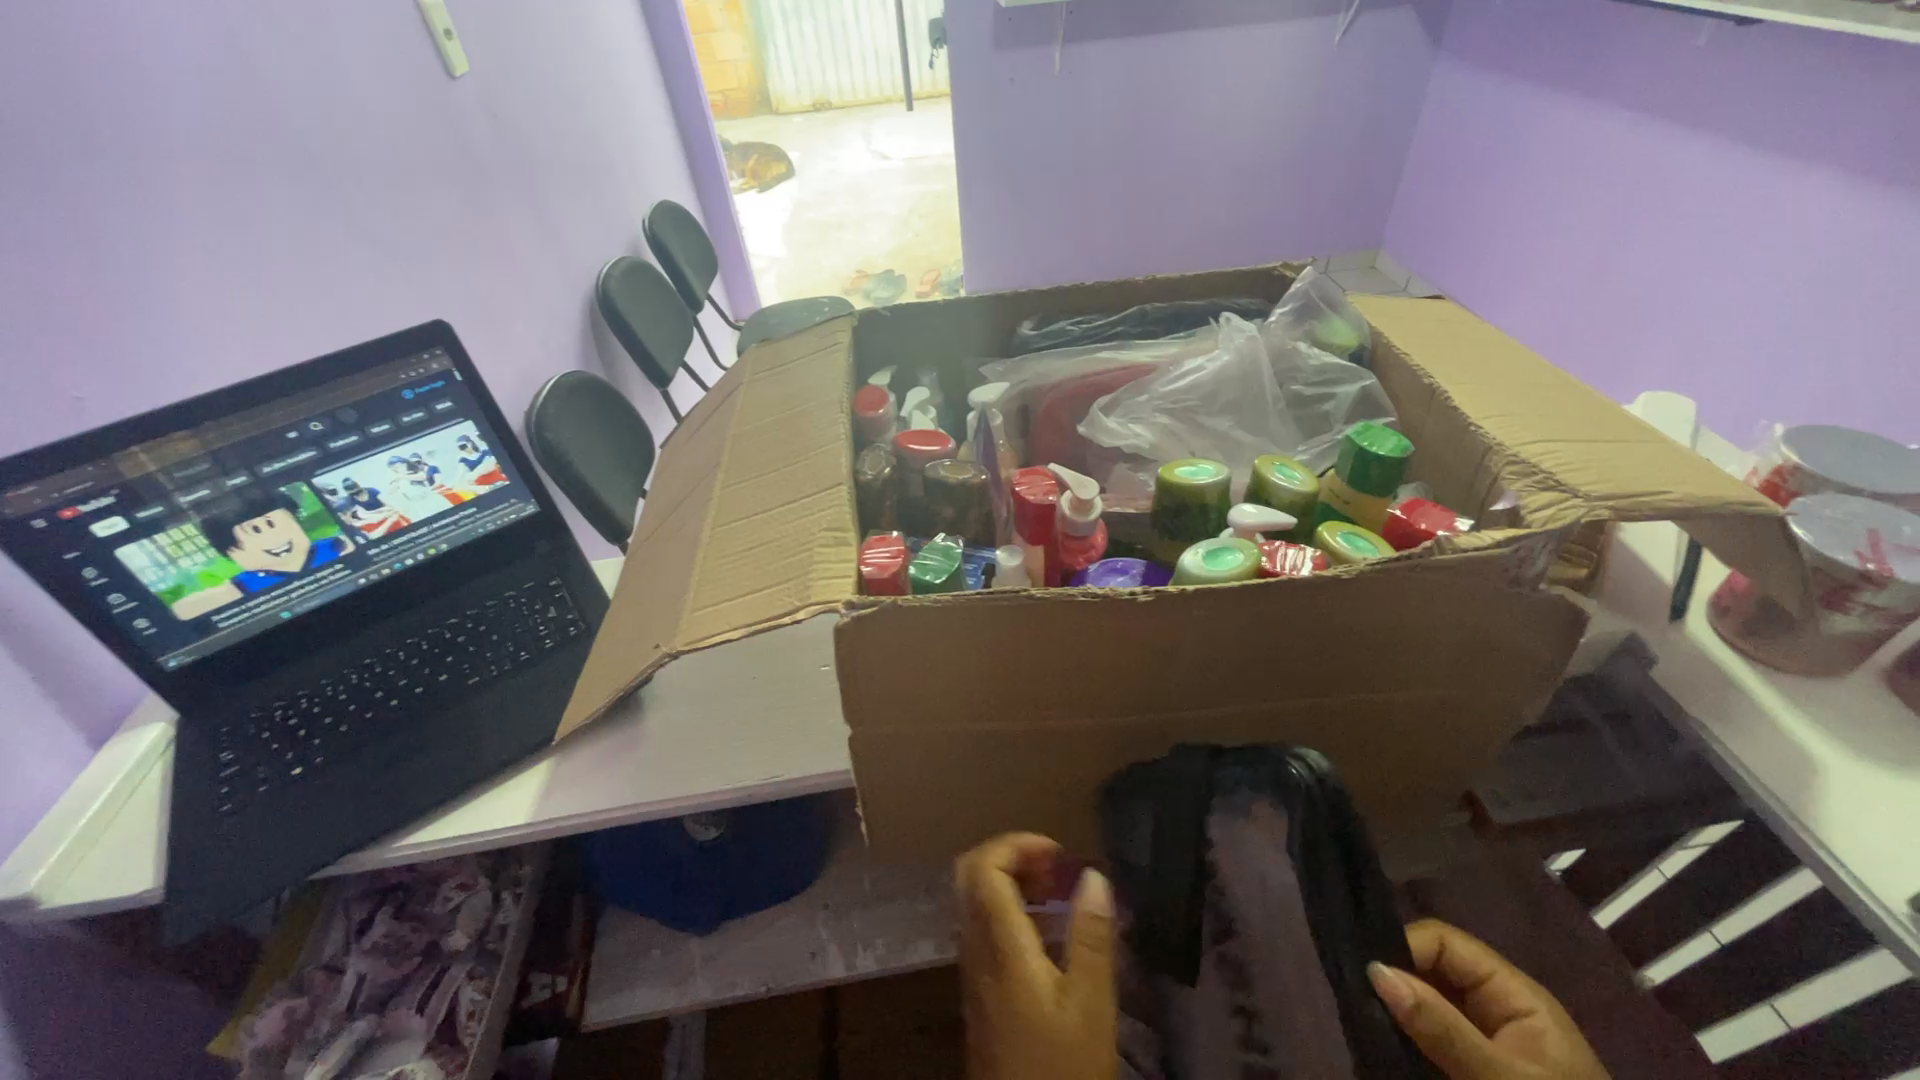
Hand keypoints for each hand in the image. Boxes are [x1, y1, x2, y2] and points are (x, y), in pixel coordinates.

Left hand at [955, 833, 1117, 1079]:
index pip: (983, 867)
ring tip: (1056, 891)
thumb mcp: (1091, 1005)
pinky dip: (1008, 909)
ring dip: (1009, 882)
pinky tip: (1045, 932)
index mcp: (999, 945)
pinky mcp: (978, 988)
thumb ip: (1091, 937)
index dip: (1015, 844)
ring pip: (973, 901)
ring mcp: (972, 969)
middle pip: (970, 877)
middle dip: (1009, 856)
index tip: (1058, 852)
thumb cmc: (1061, 1067)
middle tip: (1054, 866)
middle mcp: (975, 949)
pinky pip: (981, 927)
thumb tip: (1093, 874)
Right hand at [1370, 919, 1608, 1079]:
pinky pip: (1429, 1040)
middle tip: (1353, 1004)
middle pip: (1430, 971)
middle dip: (1393, 982)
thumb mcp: (1501, 1078)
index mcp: (1513, 993)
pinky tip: (1379, 1051)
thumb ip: (1441, 1028)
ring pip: (1424, 1006)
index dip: (1403, 948)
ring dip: (1393, 1015)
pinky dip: (1403, 1042)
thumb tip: (1374, 970)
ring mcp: (1484, 1041)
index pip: (1444, 941)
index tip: (1365, 978)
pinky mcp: (1472, 1070)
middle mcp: (1495, 1006)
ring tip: (1360, 1027)